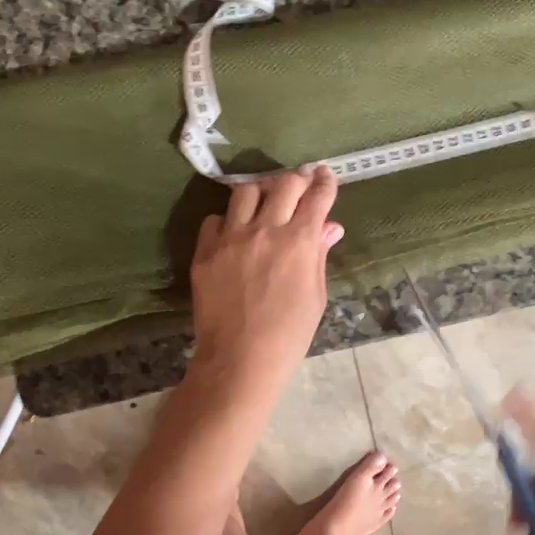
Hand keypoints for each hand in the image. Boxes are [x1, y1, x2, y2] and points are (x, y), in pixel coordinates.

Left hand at [188, 166, 343, 391]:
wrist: (240, 358)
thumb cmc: (289, 334)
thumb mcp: (315, 295)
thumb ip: (318, 255)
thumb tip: (329, 227)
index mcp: (299, 241)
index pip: (317, 197)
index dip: (325, 183)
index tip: (326, 175)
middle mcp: (265, 229)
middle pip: (283, 184)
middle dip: (296, 179)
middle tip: (299, 184)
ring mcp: (231, 238)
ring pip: (244, 192)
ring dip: (259, 193)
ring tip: (263, 204)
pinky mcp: (205, 251)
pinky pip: (214, 220)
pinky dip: (227, 221)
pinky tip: (233, 233)